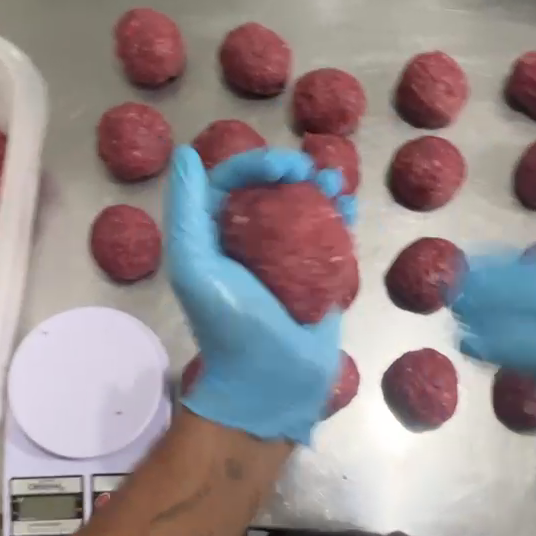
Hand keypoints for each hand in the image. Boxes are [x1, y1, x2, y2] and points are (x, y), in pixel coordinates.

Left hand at [166, 145, 351, 443]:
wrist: (272, 383)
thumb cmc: (231, 326)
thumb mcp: (195, 267)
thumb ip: (186, 211)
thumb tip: (186, 153)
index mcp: (213, 238)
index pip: (230, 182)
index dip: (256, 164)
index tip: (286, 167)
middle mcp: (247, 244)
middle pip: (270, 190)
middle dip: (294, 172)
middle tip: (314, 173)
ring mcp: (284, 260)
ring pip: (302, 210)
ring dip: (321, 189)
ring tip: (338, 185)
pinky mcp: (315, 277)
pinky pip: (327, 238)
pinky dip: (339, 218)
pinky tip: (350, 208)